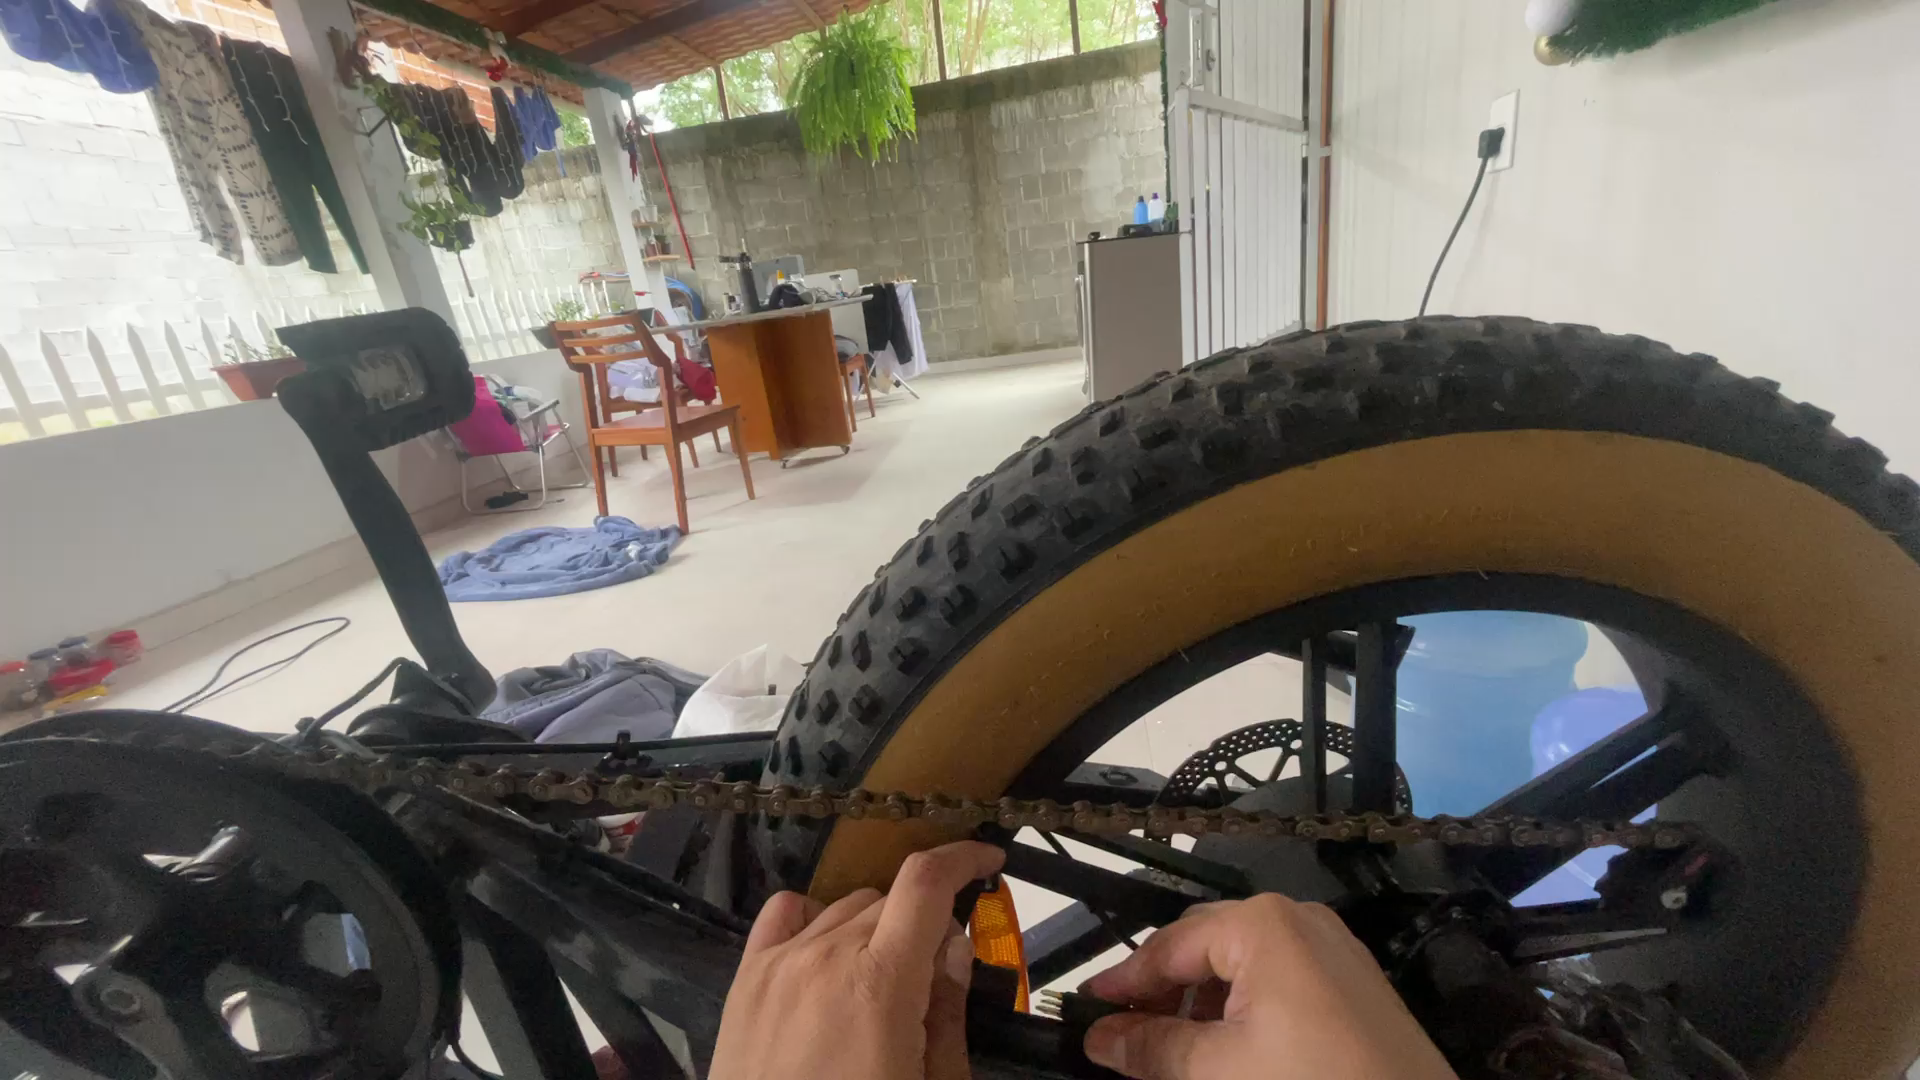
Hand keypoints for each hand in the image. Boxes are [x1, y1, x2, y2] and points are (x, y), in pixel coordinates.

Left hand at [709, 841, 1005, 1079]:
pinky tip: (826, 953)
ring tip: (876, 983)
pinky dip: (816, 917)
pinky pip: (787, 911)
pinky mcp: (745, 978)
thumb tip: (953, 945)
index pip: (927, 882)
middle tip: (931, 977)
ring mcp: (780, 962)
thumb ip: (947, 1010)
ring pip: (847, 905)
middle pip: (892, 900)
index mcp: (881, 981)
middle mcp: (828, 953)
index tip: (988, 858)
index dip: (964, 856)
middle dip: (924, 925)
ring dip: (876, 929)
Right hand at [1083, 895, 1458, 1079]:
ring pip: (1242, 965)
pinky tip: (1234, 1051)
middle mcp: (1296, 918)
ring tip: (1180, 1050)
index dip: (1125, 980)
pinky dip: (1245, 1009)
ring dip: (1203, 1005)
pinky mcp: (1355, 983)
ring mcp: (1332, 948)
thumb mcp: (1222, 1072)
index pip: (1170, 945)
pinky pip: (1280, 980)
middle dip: (1165, 993)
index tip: (1089, 1011)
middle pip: (1205, 947)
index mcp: (1261, 923)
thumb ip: (1153, 1048)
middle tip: (1129, 1034)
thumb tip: (1097, 1039)